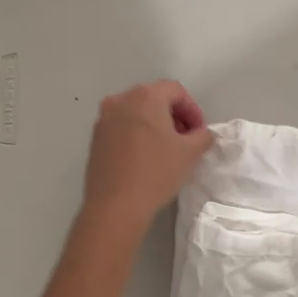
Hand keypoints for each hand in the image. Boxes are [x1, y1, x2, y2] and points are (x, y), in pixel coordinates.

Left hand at [80, 81, 213, 239]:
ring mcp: (103, 119)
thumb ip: (203, 136)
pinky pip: (121, 127)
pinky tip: (143, 158)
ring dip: (153, 125)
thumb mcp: (190, 154)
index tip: (198, 133)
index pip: (175, 91)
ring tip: (164, 150)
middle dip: (172, 116)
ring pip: (135, 113)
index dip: (192, 110)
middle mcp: (120, 100)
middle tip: (184, 140)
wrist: (115, 206)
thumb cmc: (156, 173)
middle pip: (153, 98)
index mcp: (145, 96)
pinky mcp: (94, 139)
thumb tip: (202, 133)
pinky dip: (135, 135)